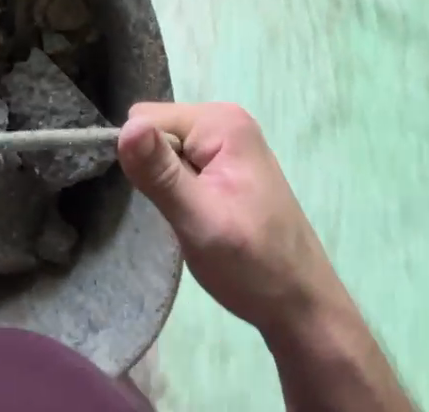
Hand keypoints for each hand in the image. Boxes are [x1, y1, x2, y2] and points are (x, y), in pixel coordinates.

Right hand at [117, 102, 345, 336]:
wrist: (302, 309)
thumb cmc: (254, 267)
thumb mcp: (200, 221)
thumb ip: (160, 173)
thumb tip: (126, 127)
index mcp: (221, 121)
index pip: (144, 118)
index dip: (144, 160)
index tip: (168, 198)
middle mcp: (224, 120)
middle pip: (152, 128)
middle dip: (154, 169)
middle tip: (182, 210)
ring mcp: (226, 141)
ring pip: (161, 147)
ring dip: (164, 182)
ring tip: (189, 214)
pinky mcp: (224, 162)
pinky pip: (176, 160)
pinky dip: (175, 187)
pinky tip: (194, 212)